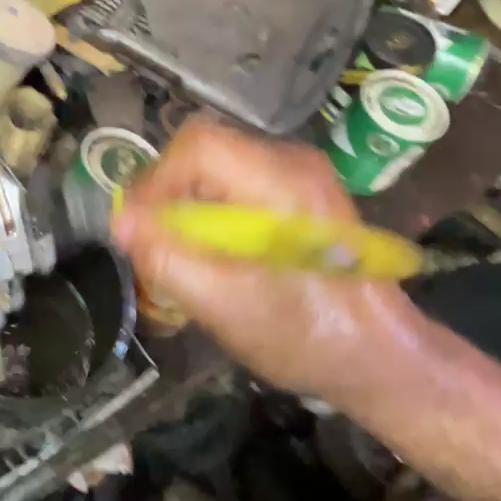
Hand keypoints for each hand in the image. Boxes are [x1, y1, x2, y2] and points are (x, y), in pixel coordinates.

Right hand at [111, 117, 423, 399]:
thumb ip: (169, 260)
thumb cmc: (309, 337)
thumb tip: (119, 222)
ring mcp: (298, 171)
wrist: (381, 355)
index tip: (138, 226)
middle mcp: (293, 161)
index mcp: (284, 184)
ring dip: (183, 199)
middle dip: (165, 190)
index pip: (199, 145)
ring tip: (176, 248)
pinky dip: (207, 205)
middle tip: (150, 239)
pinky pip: (233, 177)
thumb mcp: (228, 308)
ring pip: (214, 160)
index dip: (156, 179)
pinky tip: (209, 247)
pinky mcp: (297, 188)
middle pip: (203, 147)